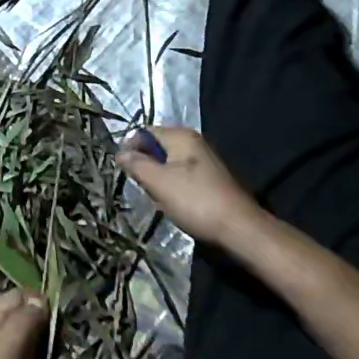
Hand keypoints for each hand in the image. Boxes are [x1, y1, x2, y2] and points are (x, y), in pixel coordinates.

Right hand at [117, 127, 263, 248]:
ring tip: (158, 198)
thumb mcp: (159, 182)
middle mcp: (193, 141)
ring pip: (169, 162)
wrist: (238, 227)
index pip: (146, 132)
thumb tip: (120, 153)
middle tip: (142, 187)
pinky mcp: (209, 177)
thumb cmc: (195, 200)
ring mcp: (203, 159)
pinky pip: (182, 174)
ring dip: (159, 178)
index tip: (123, 170)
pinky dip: (173, 185)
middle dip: (146, 165)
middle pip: (158, 146)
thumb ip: (137, 165)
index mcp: (181, 135)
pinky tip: (174, 203)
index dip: (131, 147)